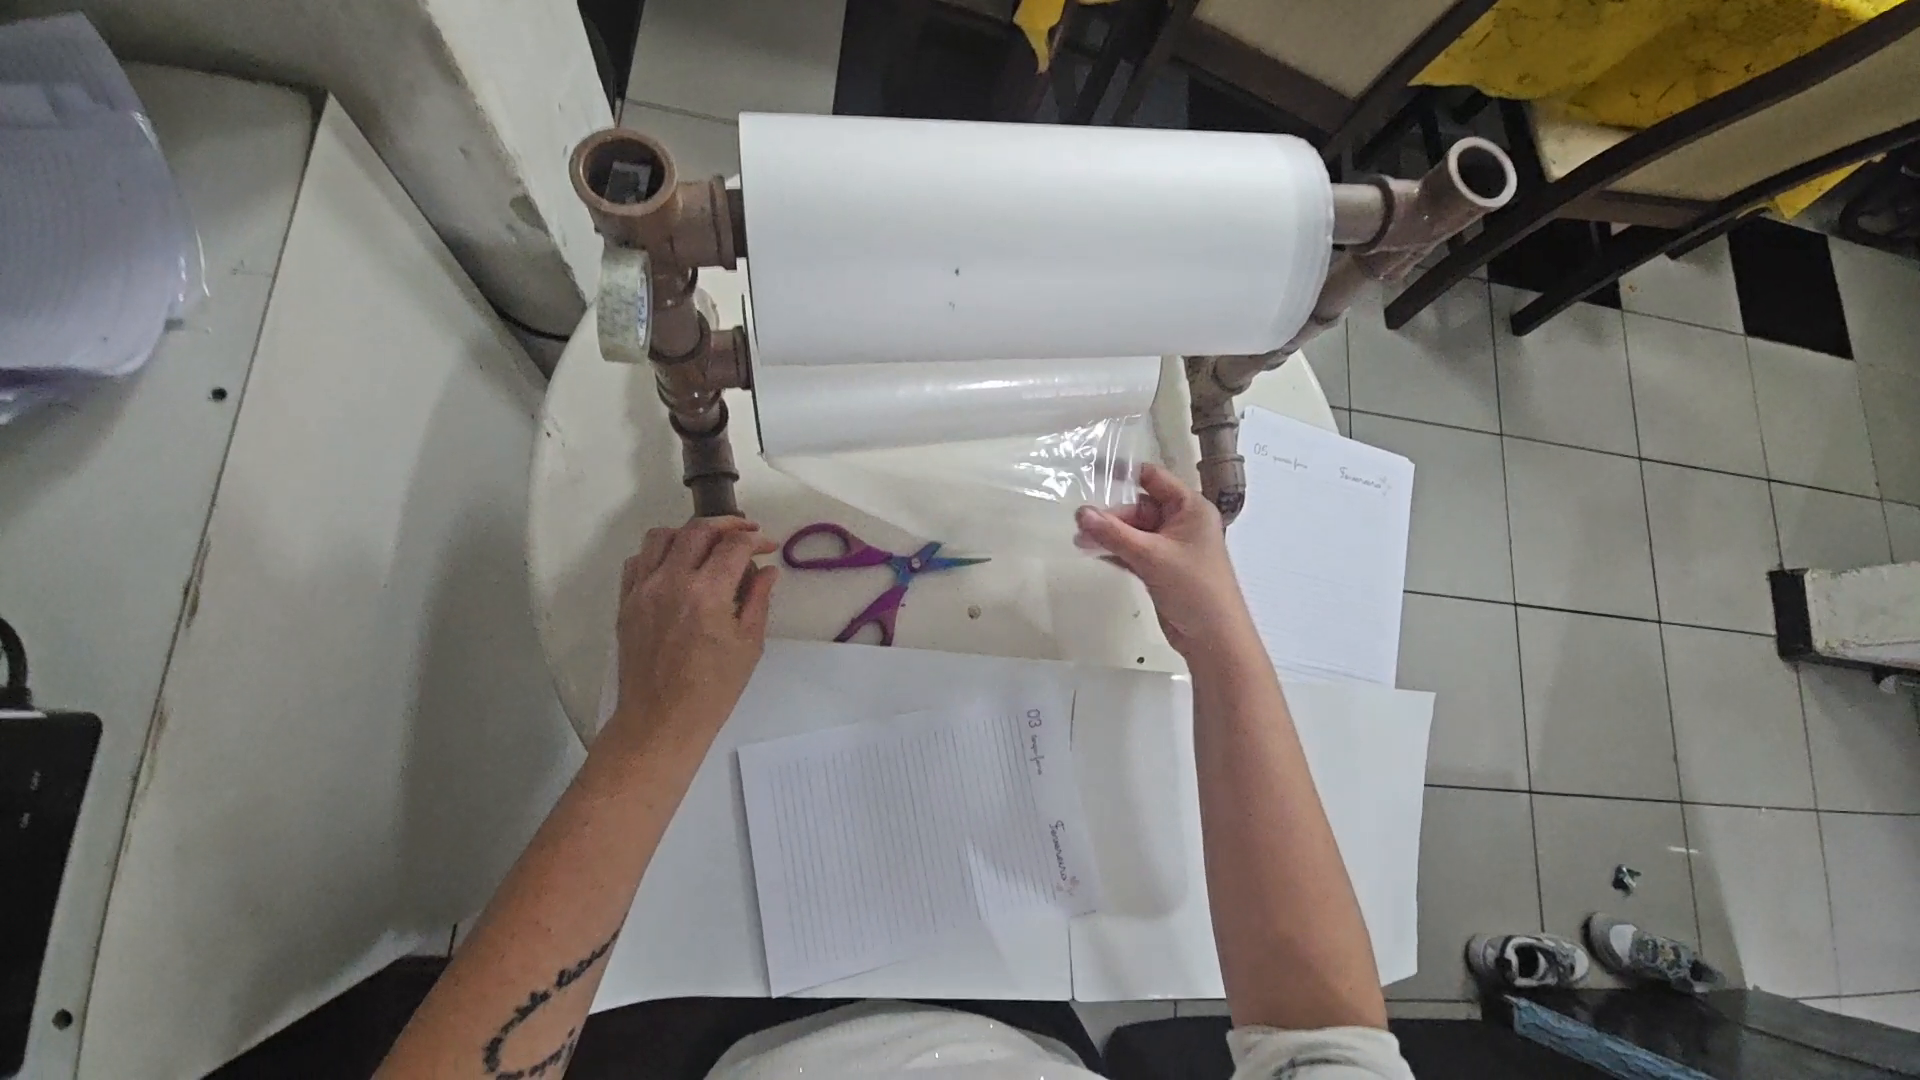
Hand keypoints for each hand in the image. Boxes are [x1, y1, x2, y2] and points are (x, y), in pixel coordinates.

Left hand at [608, 518, 779, 751]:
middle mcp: (671, 582)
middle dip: (728, 525)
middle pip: (698, 530)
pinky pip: (638, 560)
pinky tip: (677, 566)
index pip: (734, 545)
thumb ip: (758, 600)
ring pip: (662, 536)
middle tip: (746, 534)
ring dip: (690, 533)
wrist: (661, 720)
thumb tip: (767, 570)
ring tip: (709, 545)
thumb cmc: (713, 689)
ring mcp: (643, 590)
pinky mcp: (626, 602)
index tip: (769, 546)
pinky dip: (660, 553)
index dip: (756, 540)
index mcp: (706, 593)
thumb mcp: (749, 645)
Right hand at [1075, 464, 1254, 658]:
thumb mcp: (1151, 556)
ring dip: (1110, 536)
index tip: (1093, 473)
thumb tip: (1080, 512)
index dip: (1125, 475)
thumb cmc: (1193, 588)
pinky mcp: (1161, 568)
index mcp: (1191, 508)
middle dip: (1111, 517)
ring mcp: (1171, 547)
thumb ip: (1114, 533)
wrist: (1213, 637)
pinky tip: (1093, 553)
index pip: (1155, 479)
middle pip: (1139, 509)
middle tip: (1081, 529)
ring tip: (1080, 542)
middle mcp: (1182, 523)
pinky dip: (1116, 552)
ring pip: (1134, 532)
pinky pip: (1134, 551)